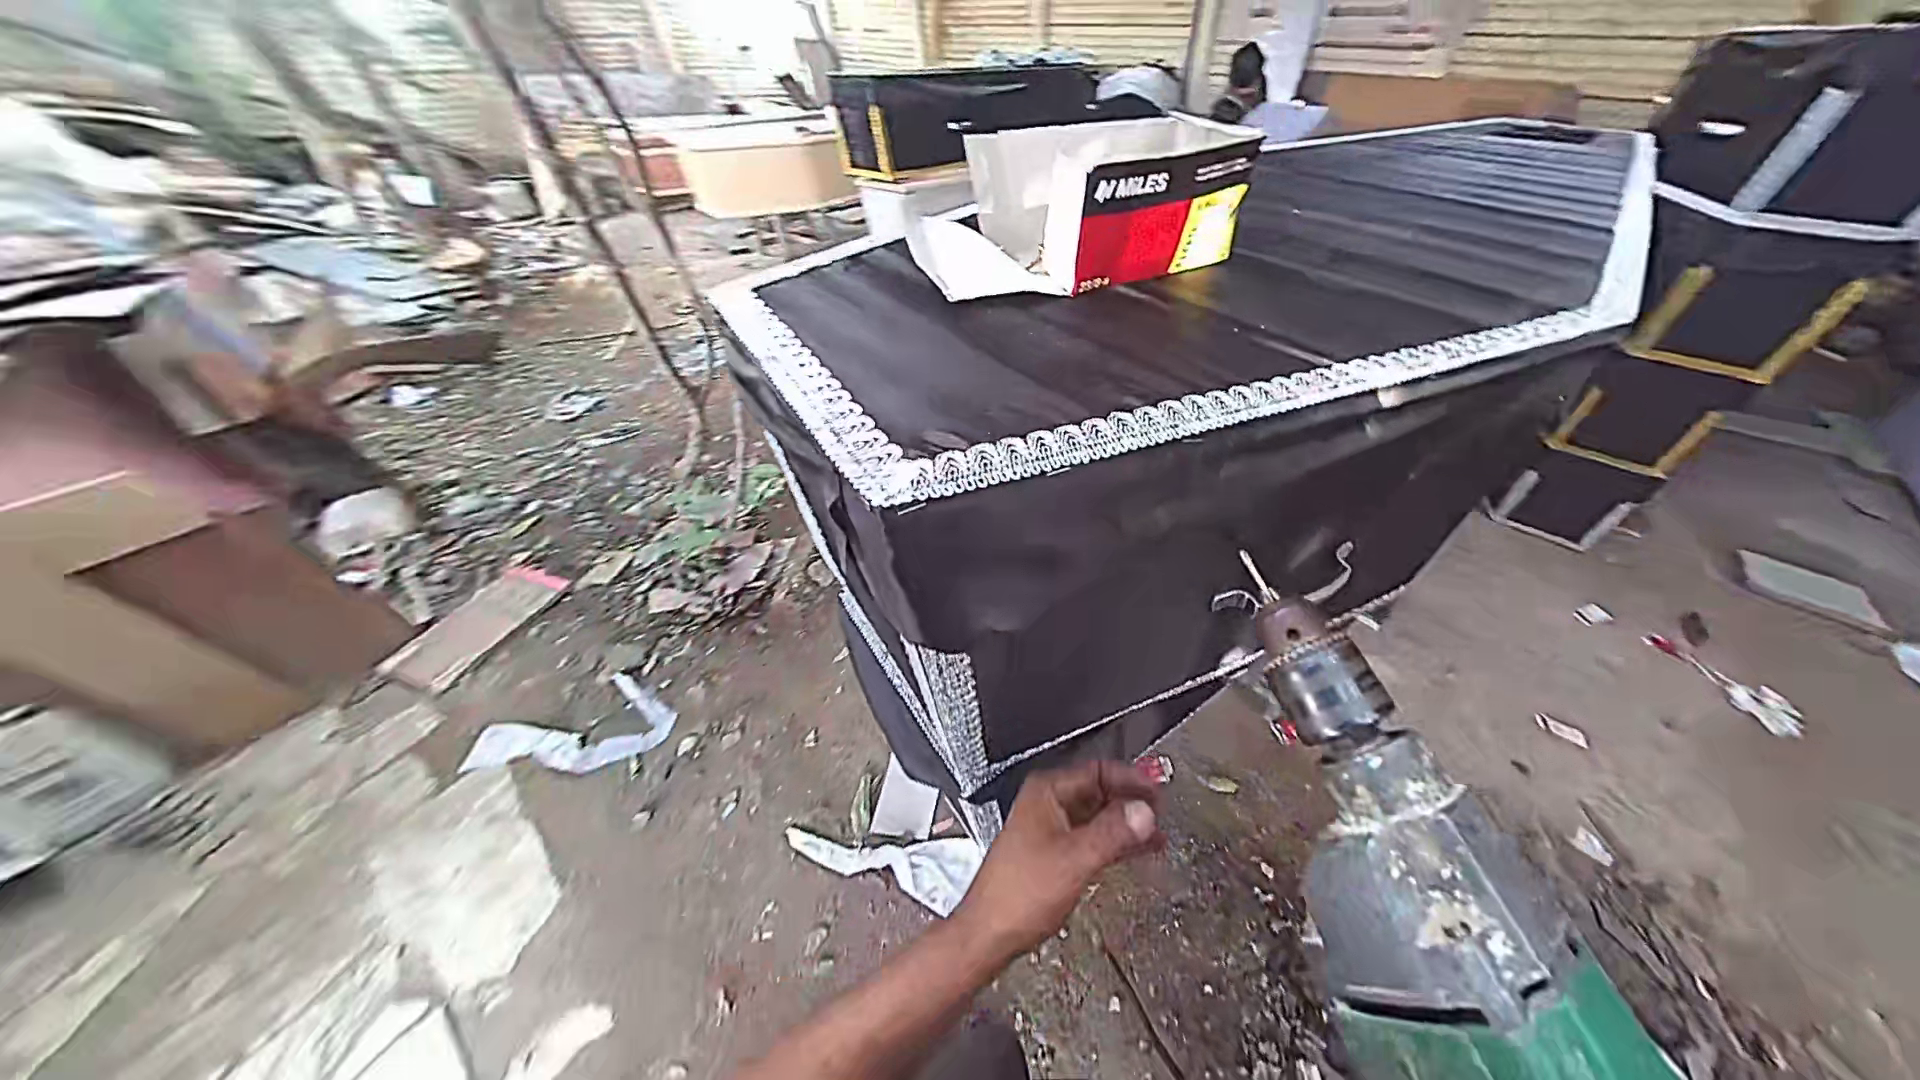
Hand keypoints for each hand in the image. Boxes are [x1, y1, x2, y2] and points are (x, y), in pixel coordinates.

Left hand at [953, 760, 1163, 960]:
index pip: (1098, 771)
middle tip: (1162, 812)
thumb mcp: (1074, 859)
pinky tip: (1135, 851)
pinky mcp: (1054, 851)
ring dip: (1127, 823)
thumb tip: (1144, 811)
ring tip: (1157, 833)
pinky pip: (1092, 837)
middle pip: (1099, 791)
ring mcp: (1050, 827)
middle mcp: (1048, 803)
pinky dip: (1115, 841)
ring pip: (1098, 816)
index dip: (1131, 779)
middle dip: (1132, 802)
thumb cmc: (1019, 894)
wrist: (990, 932)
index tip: (1158, 791)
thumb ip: (1112, 833)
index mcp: (1047, 792)